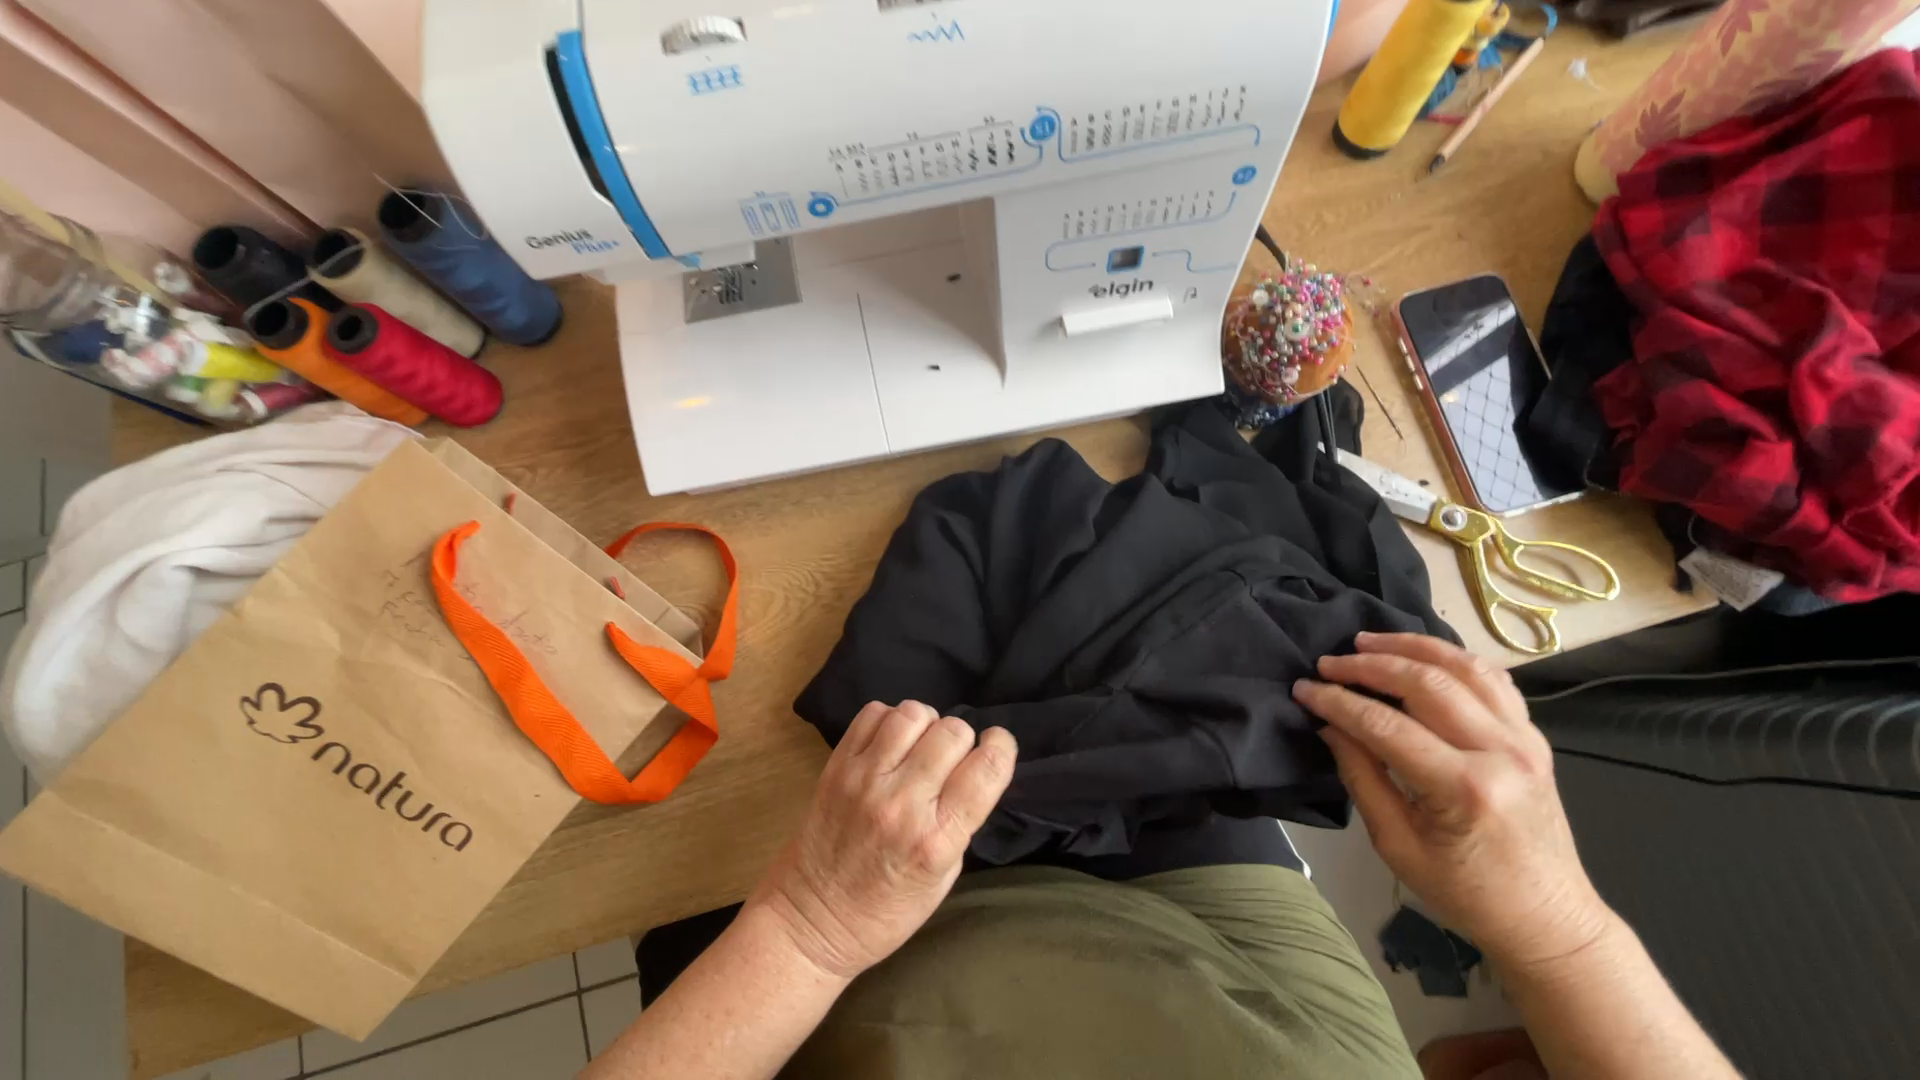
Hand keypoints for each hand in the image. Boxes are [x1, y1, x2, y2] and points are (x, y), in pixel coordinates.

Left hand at [750, 701, 1015, 978]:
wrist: (811, 918)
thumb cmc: (886, 910)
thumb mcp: (944, 878)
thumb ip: (960, 821)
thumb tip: (973, 769)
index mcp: (936, 840)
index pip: (986, 769)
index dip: (1001, 747)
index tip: (996, 748)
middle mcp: (903, 803)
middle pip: (953, 732)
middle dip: (961, 740)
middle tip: (950, 759)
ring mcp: (865, 780)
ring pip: (913, 714)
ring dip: (925, 725)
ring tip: (918, 747)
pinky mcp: (837, 766)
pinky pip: (873, 713)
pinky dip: (889, 720)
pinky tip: (889, 745)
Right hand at [1293, 633, 1612, 971]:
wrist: (1548, 918)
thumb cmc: (1465, 892)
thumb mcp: (1396, 844)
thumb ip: (1362, 777)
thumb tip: (1330, 726)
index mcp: (1464, 788)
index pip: (1386, 726)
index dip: (1338, 702)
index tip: (1303, 689)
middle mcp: (1501, 752)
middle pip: (1427, 684)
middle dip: (1369, 666)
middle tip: (1328, 662)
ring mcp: (1525, 740)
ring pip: (1465, 668)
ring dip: (1412, 647)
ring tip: (1369, 641)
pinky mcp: (1533, 738)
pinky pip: (1493, 680)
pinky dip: (1453, 659)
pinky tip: (1421, 656)